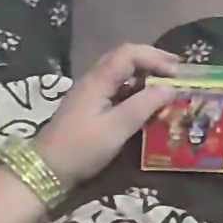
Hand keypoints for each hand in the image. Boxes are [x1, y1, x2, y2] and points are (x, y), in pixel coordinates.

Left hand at [33, 44, 180, 184]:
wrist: (46, 168)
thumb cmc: (82, 148)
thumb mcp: (116, 128)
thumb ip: (143, 105)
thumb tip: (169, 88)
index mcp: (98, 80)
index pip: (129, 54)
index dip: (155, 58)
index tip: (176, 73)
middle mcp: (93, 79)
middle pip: (124, 57)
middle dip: (151, 59)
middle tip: (175, 69)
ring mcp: (89, 92)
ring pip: (119, 72)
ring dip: (143, 73)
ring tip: (165, 83)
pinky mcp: (89, 106)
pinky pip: (115, 87)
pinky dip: (134, 88)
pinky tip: (146, 100)